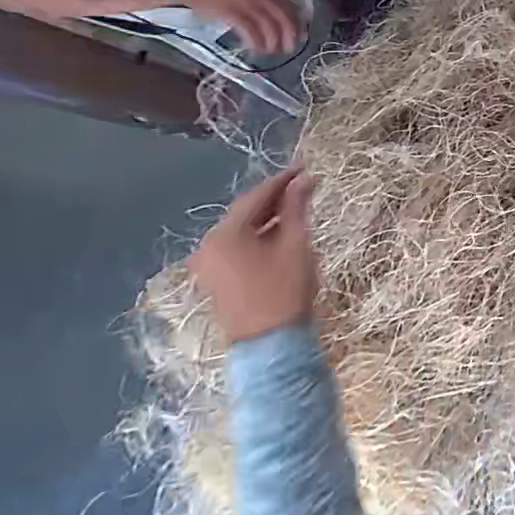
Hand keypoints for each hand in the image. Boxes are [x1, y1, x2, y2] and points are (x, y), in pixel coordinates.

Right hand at [178, 0, 301, 55]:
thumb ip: (269, 2)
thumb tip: (286, 22)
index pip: (292, 8)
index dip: (299, 25)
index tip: (302, 38)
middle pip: (284, 19)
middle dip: (288, 37)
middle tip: (288, 50)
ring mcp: (246, 2)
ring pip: (268, 27)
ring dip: (272, 43)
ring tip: (269, 51)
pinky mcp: (231, 11)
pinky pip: (250, 31)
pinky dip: (255, 43)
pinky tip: (255, 50)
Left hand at [190, 169, 319, 343]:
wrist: (271, 346)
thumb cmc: (284, 289)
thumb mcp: (295, 243)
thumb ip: (296, 207)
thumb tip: (303, 178)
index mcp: (225, 235)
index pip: (256, 196)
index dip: (283, 181)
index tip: (306, 168)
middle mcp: (209, 246)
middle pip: (245, 212)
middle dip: (275, 198)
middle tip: (304, 185)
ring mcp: (209, 265)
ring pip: (242, 230)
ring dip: (268, 217)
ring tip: (297, 207)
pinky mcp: (216, 280)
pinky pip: (238, 246)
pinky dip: (259, 236)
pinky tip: (281, 232)